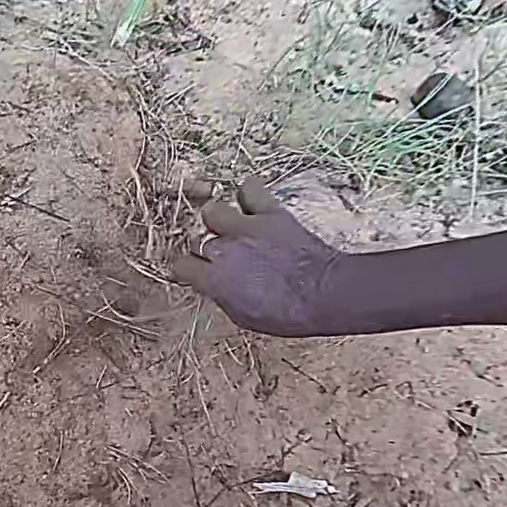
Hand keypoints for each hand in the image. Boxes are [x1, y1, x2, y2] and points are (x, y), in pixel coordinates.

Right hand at [173, 179, 346, 336]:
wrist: (324, 293)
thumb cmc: (288, 313)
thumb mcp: (244, 317)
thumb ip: (223, 295)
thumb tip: (216, 286)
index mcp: (214, 278)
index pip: (182, 266)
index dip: (188, 270)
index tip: (195, 273)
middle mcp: (223, 250)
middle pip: (198, 241)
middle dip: (206, 250)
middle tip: (222, 258)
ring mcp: (246, 228)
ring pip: (213, 211)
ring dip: (218, 220)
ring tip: (230, 227)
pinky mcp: (270, 213)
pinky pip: (249, 189)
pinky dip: (247, 194)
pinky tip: (250, 204)